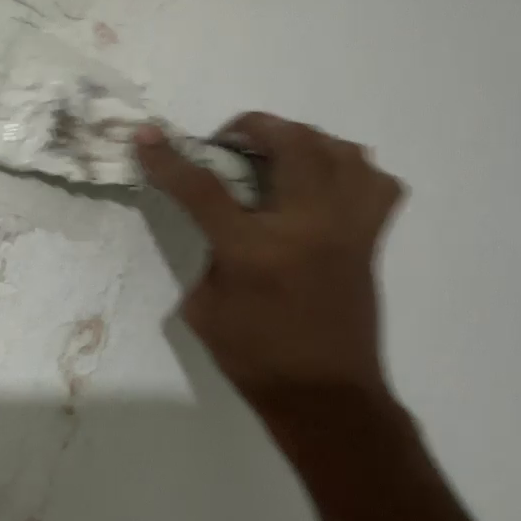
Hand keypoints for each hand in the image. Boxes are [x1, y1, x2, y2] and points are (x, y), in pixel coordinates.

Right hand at [135, 112, 403, 408]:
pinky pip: (374, 181)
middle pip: (289, 143)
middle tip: (227, 142)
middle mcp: (307, 226)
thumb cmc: (252, 356)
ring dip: (301, 139)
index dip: (169, 159)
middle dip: (251, 128)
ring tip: (275, 155)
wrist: (322, 392)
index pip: (203, 189)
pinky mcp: (371, 237)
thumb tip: (221, 224)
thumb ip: (210, 255)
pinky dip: (350, 168)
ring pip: (338, 149)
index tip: (146, 135)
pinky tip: (325, 183)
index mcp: (253, 251)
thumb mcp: (204, 307)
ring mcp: (347, 227)